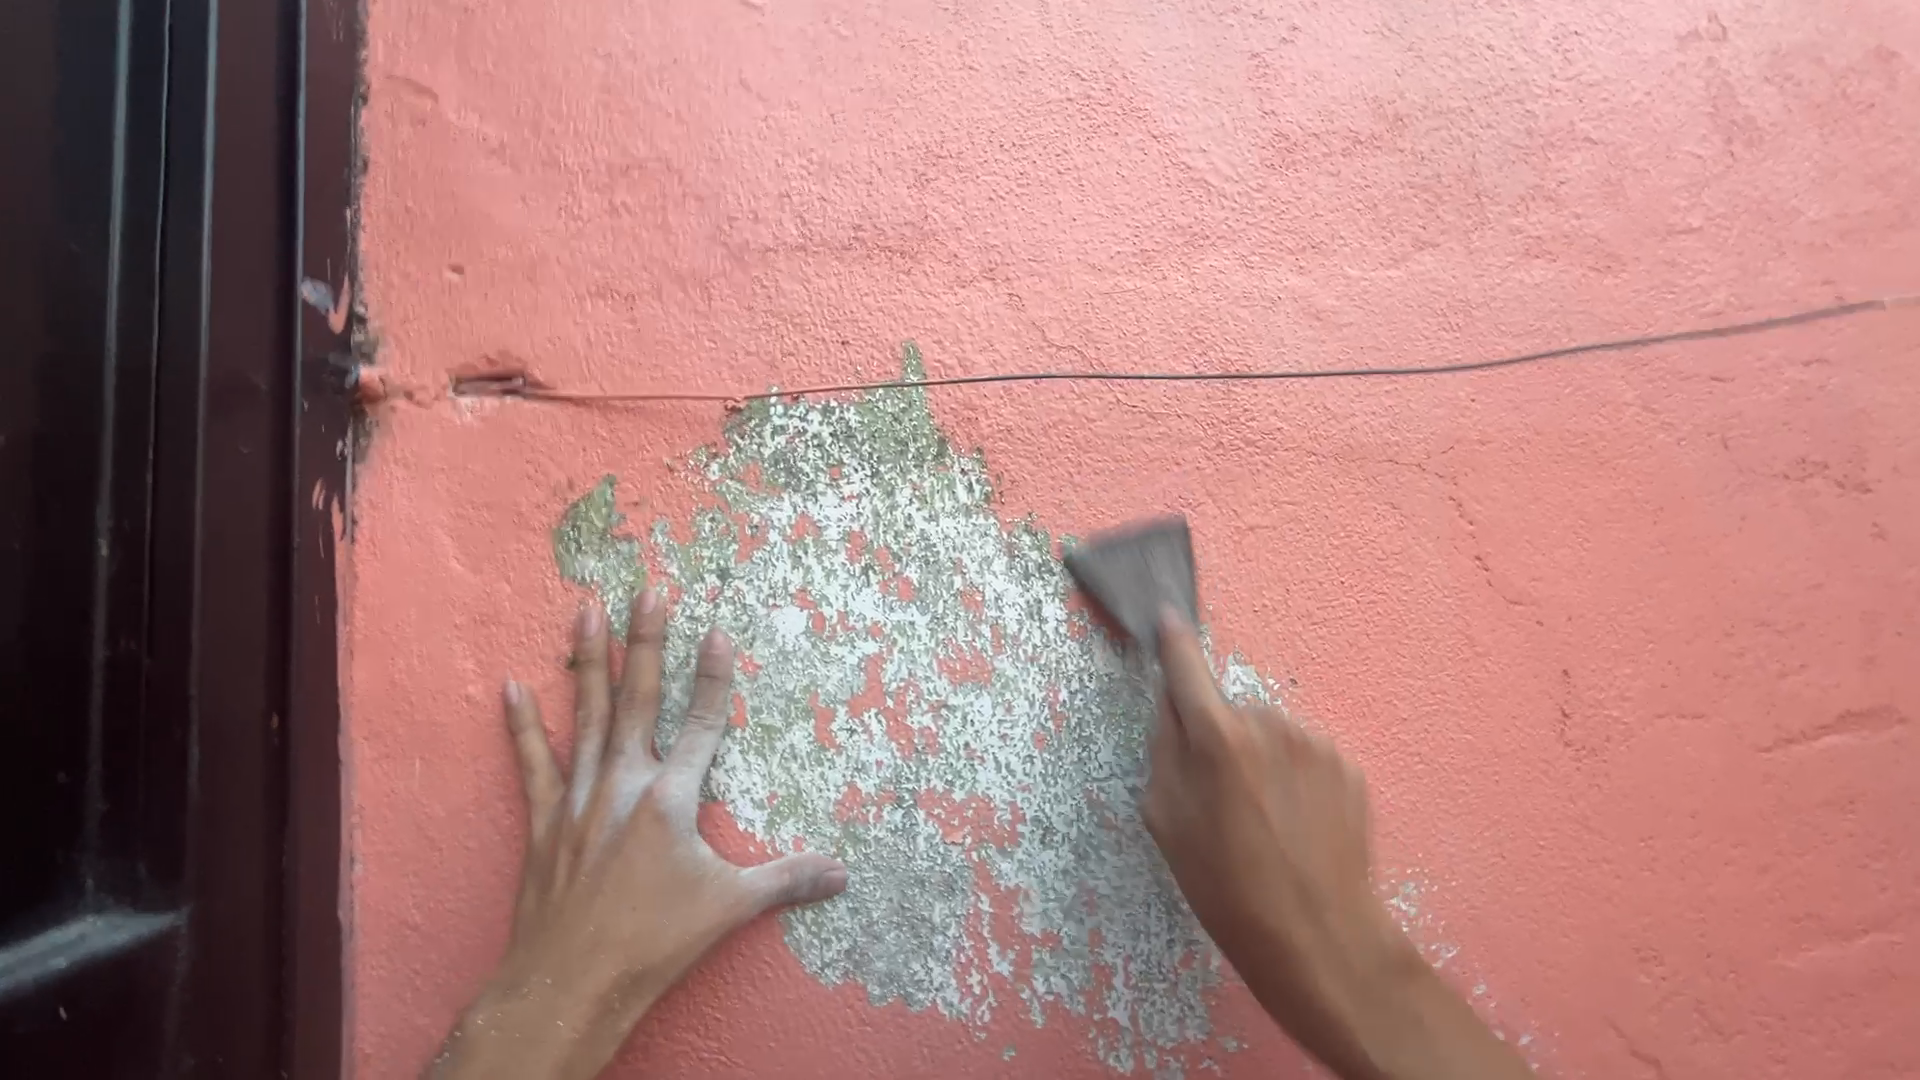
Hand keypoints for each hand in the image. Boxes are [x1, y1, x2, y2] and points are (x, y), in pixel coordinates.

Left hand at [430, 590, 848, 1079]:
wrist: (569, 988)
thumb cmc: (655, 943)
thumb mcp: (731, 908)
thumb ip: (788, 880)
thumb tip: (844, 874)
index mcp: (672, 800)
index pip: (701, 722)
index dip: (713, 675)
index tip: (716, 629)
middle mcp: (625, 785)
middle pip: (638, 699)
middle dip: (646, 641)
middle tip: (648, 591)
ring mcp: (580, 800)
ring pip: (586, 716)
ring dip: (587, 661)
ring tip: (586, 611)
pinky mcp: (545, 822)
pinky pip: (532, 765)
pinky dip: (521, 726)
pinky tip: (510, 686)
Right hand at [1143, 610, 1530, 1079]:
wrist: (1319, 938)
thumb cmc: (1224, 884)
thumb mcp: (1165, 818)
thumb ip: (1164, 746)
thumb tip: (1171, 702)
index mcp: (1218, 736)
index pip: (1187, 666)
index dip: (1172, 640)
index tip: (1166, 615)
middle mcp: (1269, 723)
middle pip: (1228, 709)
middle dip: (1219, 733)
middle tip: (1221, 792)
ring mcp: (1315, 742)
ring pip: (1268, 730)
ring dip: (1258, 754)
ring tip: (1263, 814)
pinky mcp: (1348, 765)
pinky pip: (1303, 752)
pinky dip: (1292, 773)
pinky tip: (1295, 819)